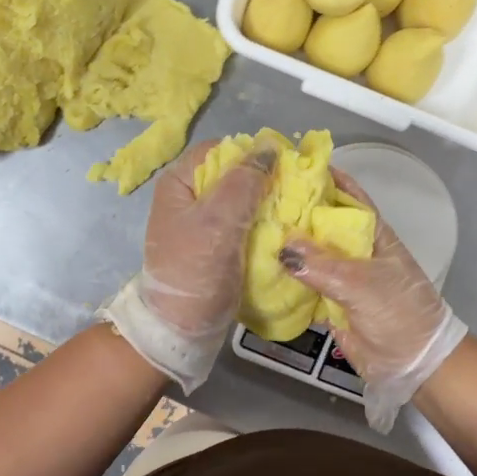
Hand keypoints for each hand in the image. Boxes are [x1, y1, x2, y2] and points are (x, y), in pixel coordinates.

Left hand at [101, 142, 274, 390]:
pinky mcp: (218, 245)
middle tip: (297, 188)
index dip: (251, 153)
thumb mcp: (217, 221)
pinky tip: (284, 227)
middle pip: (232, 173)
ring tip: (295, 207)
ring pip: (242, 199)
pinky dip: (264, 222)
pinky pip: (245, 222)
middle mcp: (189, 197)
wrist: (180, 328)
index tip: (285, 165)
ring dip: (268, 201)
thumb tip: (268, 147)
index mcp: (179, 183)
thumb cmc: (194, 271)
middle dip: (264, 178)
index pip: (219, 149)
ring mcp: (203, 223)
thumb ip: (243, 182)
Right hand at [280, 169, 466, 431]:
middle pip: (320, 223)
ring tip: (248, 228)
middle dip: (293, 211)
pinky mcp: (328, 301)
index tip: (290, 166)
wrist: (413, 363)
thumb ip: (321, 264)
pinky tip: (255, 267)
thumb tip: (282, 247)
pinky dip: (282, 277)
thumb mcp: (361, 282)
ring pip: (307, 254)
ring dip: (283, 246)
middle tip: (255, 198)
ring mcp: (340, 276)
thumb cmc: (398, 311)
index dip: (325, 178)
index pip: (348, 196)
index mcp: (372, 234)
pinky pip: (301, 284)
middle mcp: (354, 250)